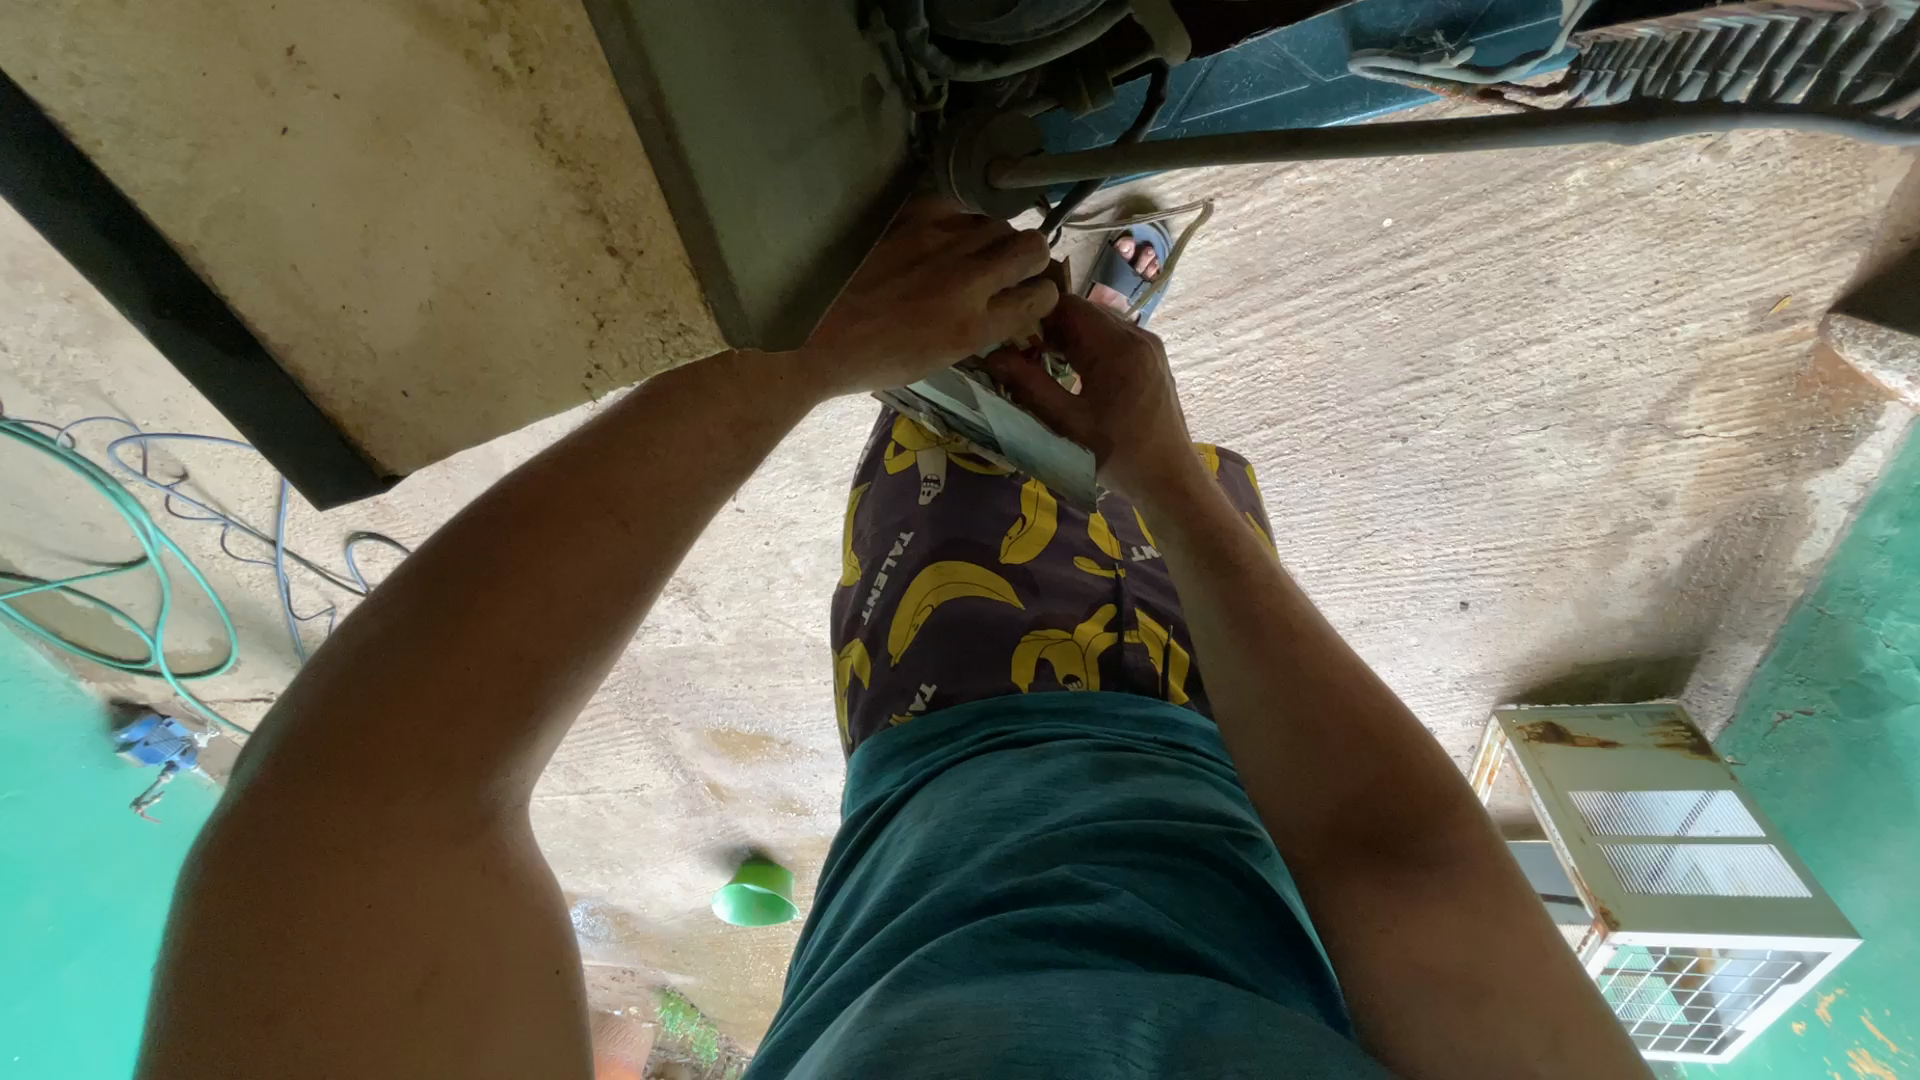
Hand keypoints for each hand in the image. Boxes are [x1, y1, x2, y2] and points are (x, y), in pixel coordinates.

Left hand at [791, 195, 1059, 396]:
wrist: (817, 338)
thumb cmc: (876, 361)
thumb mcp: (940, 360)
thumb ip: (980, 330)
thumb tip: (1004, 306)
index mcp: (974, 328)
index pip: (1040, 297)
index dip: (1044, 293)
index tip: (1033, 293)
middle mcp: (967, 281)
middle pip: (1031, 246)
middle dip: (1032, 256)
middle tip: (1016, 263)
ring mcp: (940, 243)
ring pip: (998, 221)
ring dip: (999, 235)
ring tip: (980, 247)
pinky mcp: (911, 218)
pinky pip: (959, 205)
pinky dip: (963, 218)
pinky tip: (949, 230)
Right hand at [983, 294, 1202, 502]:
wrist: (1170, 479)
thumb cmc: (1118, 456)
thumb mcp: (1068, 424)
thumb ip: (1029, 387)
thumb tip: (992, 356)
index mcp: (1117, 347)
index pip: (1067, 305)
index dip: (1033, 314)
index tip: (1007, 336)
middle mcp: (1137, 334)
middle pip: (1082, 311)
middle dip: (1047, 327)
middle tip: (1017, 352)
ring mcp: (1148, 344)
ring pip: (1096, 324)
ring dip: (1066, 338)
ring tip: (1039, 363)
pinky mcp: (1151, 357)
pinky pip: (1112, 338)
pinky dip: (1086, 347)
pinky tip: (1069, 372)